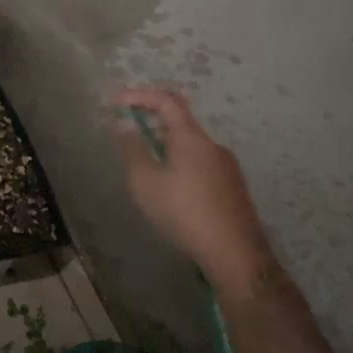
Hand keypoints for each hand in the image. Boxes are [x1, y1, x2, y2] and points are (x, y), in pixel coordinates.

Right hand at [111, 88, 272, 295]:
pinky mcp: (234, 188)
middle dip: (151, 123)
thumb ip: (132, 149)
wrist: (237, 257)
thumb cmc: (184, 213)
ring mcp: (228, 168)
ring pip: (191, 146)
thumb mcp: (145, 181)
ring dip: (165, 146)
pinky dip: (180, 163)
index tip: (115, 103)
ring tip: (146, 168)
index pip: (166, 100)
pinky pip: (201, 163)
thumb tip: (125, 126)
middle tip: (127, 135)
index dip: (139, 95)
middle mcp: (214, 147)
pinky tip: (171, 190)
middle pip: (180, 122)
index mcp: (192, 139)